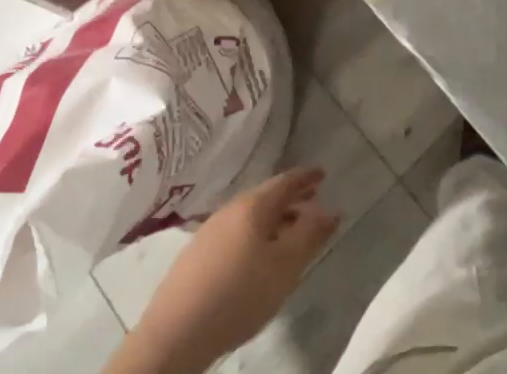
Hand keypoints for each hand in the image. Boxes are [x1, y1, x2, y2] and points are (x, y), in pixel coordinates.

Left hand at [130, 167, 338, 369]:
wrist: (176, 333)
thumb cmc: (240, 293)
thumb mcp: (286, 265)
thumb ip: (311, 234)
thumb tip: (330, 210)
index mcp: (252, 207)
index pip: (284, 182)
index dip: (306, 177)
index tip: (323, 173)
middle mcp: (229, 211)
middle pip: (266, 197)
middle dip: (292, 198)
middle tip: (313, 197)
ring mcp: (208, 233)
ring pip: (250, 217)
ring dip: (274, 219)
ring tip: (291, 232)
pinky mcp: (196, 257)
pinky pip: (235, 233)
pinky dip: (256, 234)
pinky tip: (258, 256)